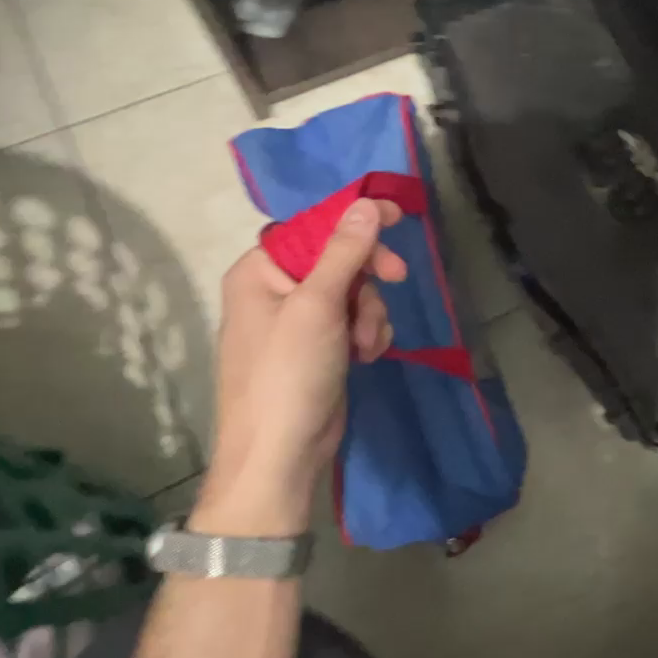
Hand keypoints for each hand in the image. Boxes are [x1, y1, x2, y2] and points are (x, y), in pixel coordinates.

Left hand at [193, 199, 407, 535]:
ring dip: (369, 313)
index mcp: (259, 272)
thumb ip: (345, 251)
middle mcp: (275, 291)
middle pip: (338, 259)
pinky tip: (368, 355)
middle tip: (398, 278)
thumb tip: (365, 203)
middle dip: (367, 278)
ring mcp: (298, 322)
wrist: (280, 454)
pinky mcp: (320, 347)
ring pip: (353, 292)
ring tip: (366, 343)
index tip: (396, 217)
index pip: (312, 228)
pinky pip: (353, 321)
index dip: (354, 221)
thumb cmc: (288, 373)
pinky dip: (367, 334)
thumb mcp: (319, 306)